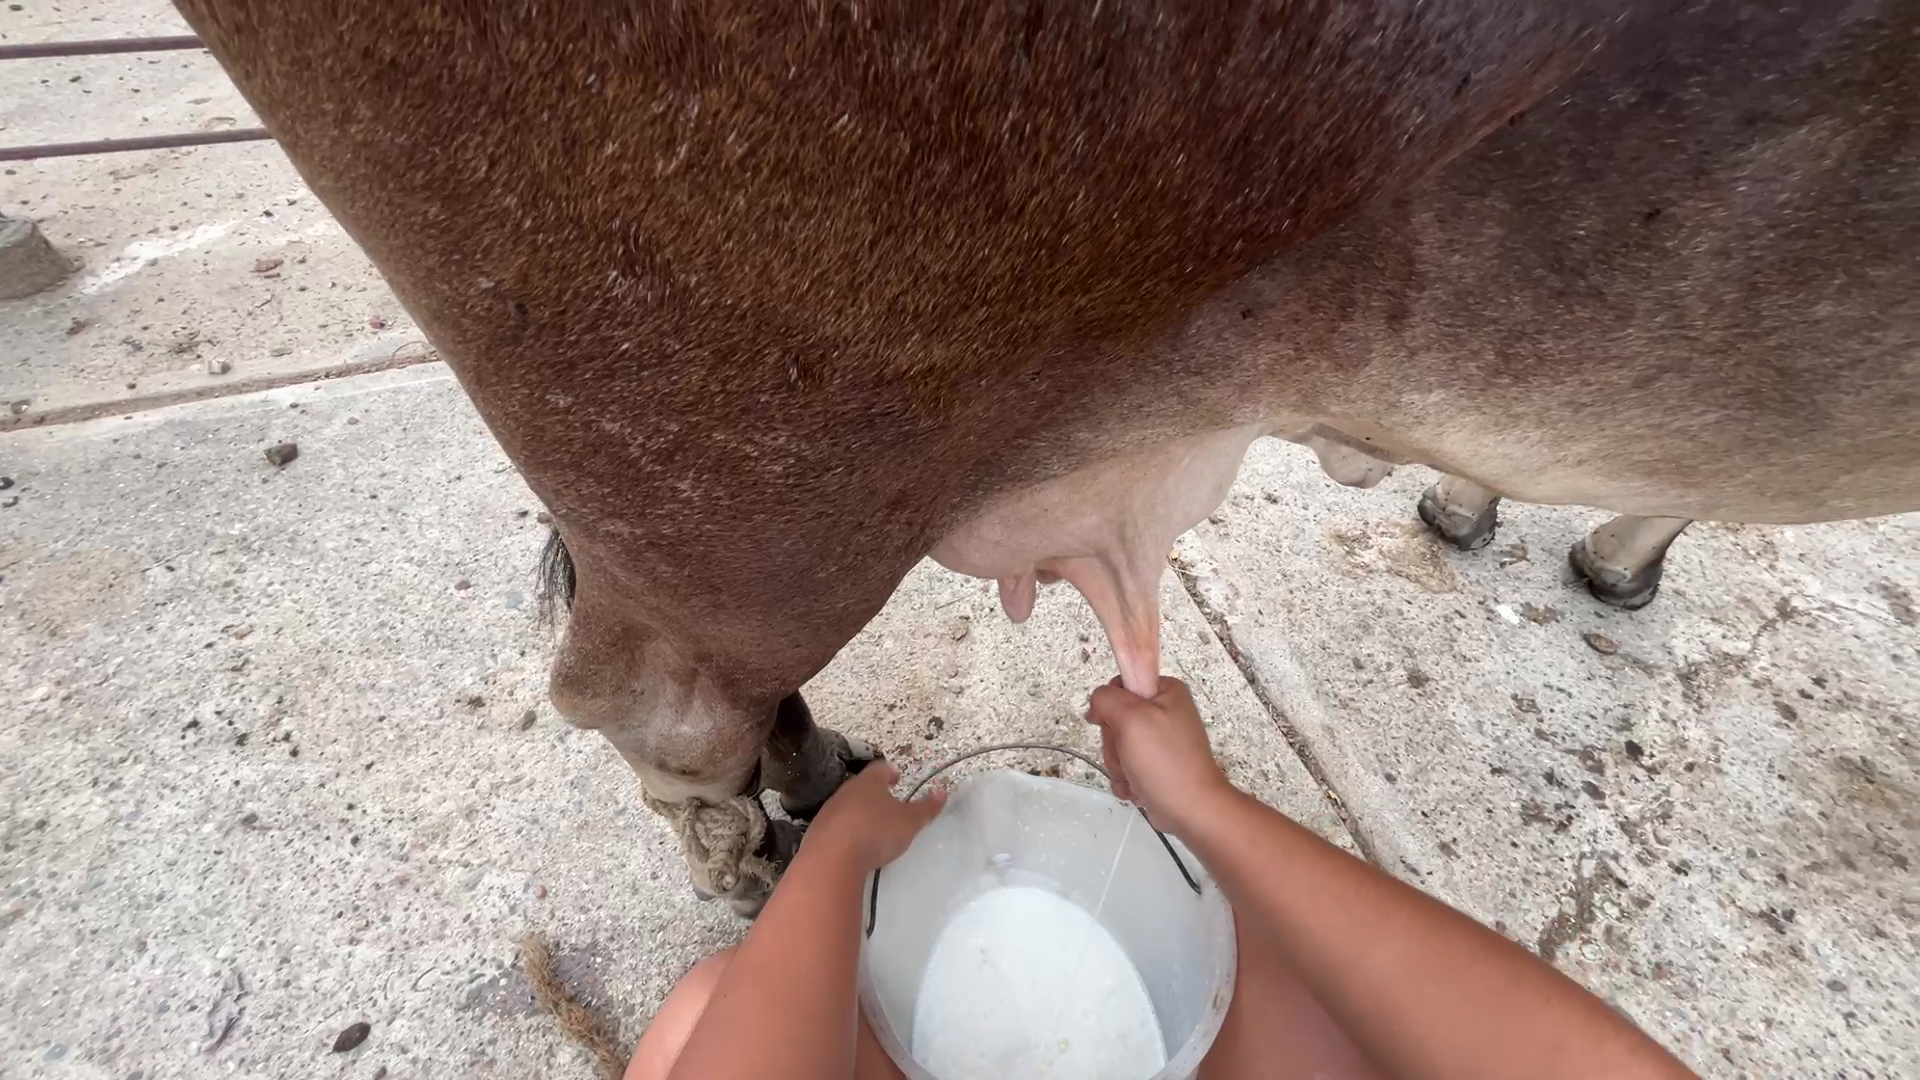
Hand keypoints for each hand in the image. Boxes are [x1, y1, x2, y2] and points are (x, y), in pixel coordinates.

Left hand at [801, 761, 947, 873]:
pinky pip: (834, 825)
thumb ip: (926, 808)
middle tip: (886, 801)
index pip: (880, 768)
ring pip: (846, 804)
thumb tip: (943, 791)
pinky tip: (851, 844)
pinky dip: (844, 830)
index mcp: (869, 782)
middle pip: (861, 785)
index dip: (890, 771)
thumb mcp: (909, 822)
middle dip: (874, 792)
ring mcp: (829, 810)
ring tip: (870, 824)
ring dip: (857, 811)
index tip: (897, 777)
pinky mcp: (817, 832)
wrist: (831, 860)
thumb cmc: (875, 833)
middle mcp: (846, 790)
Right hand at [1087, 676, 1236, 834]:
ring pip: (1118, 745)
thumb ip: (1106, 699)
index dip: (1111, 706)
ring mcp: (1161, 742)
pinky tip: (1137, 788)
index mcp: (1166, 692)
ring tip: (1135, 775)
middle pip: (1116, 718)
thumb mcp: (1132, 717)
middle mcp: (1165, 713)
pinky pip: (1126, 766)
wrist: (1193, 811)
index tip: (1116, 725)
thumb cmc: (1164, 761)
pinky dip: (1126, 779)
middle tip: (1129, 754)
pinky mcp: (1157, 766)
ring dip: (1118, 764)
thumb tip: (1097, 707)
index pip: (1120, 686)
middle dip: (1114, 742)